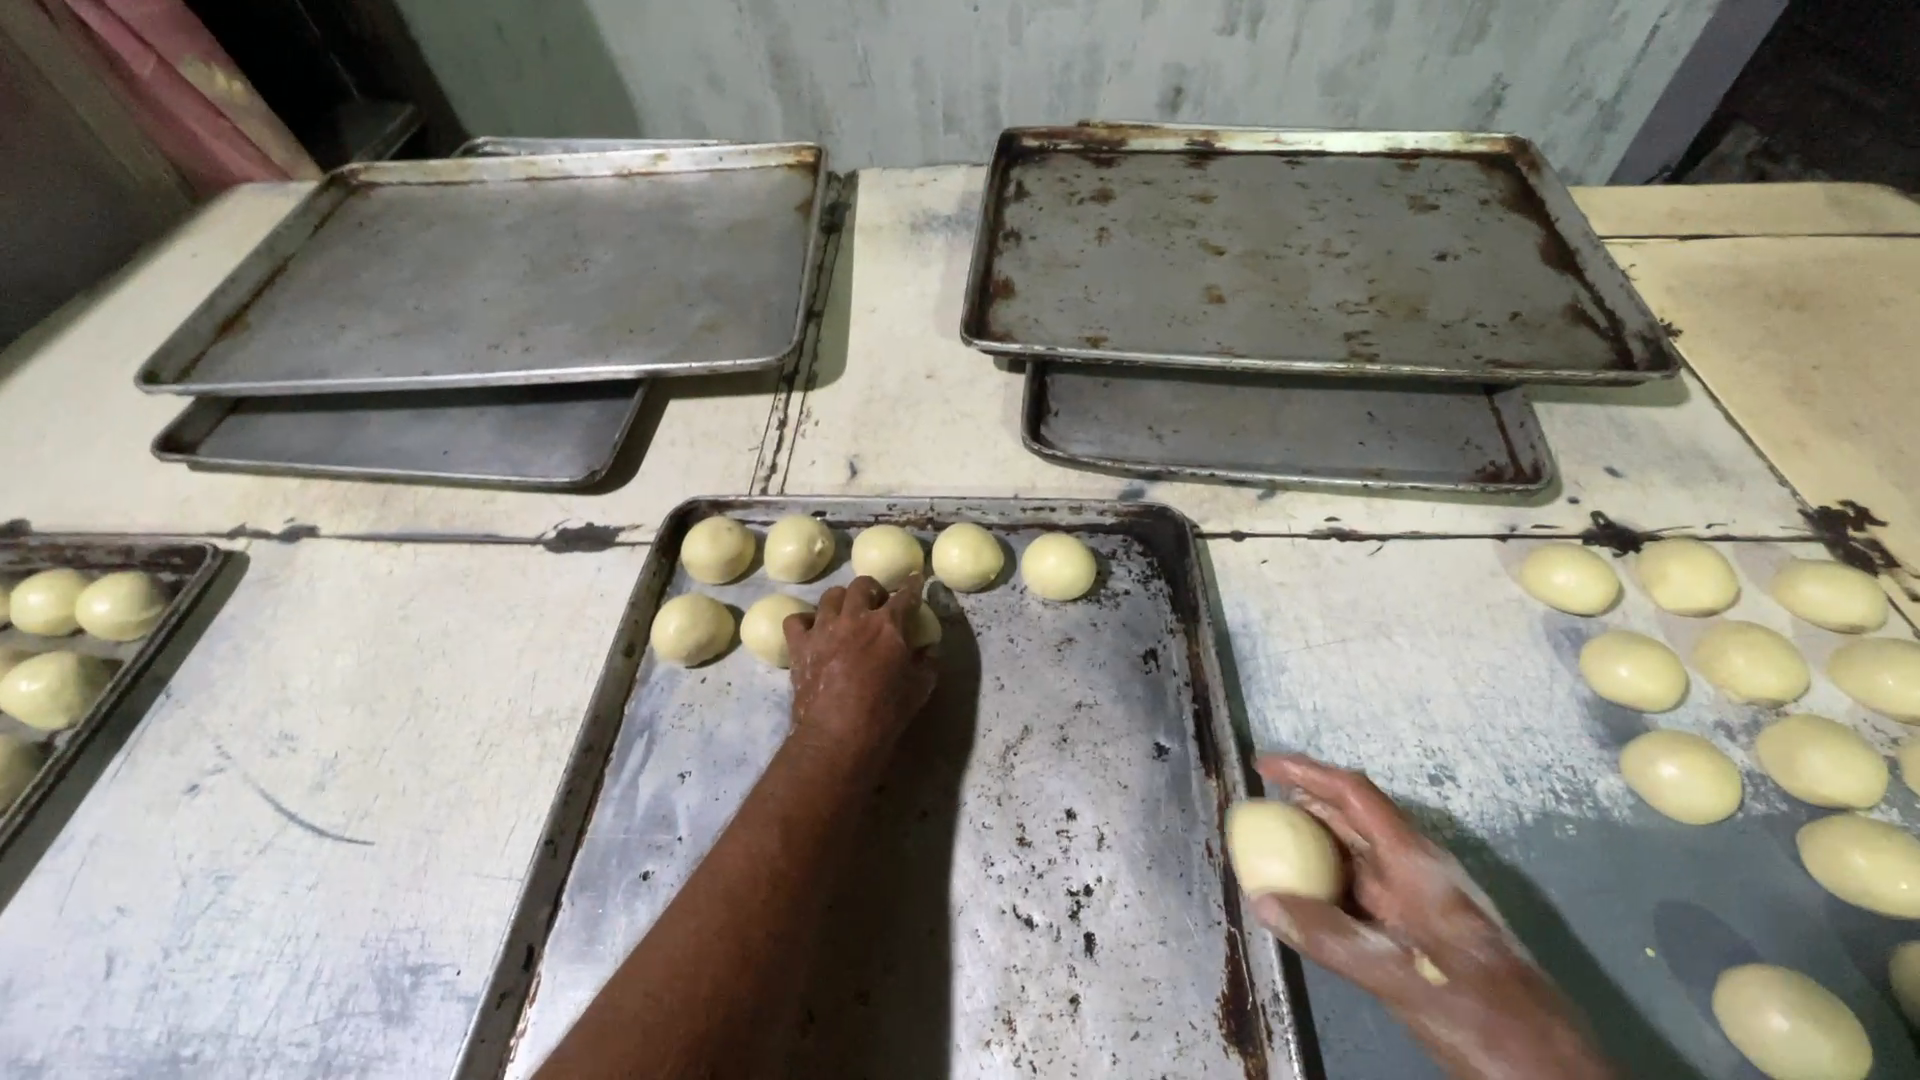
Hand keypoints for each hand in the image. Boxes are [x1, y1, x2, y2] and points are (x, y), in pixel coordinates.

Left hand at [783, 574, 937, 755]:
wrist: (839, 733)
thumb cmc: (885, 712)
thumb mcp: (920, 688)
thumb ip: (927, 663)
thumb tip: (929, 650)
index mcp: (888, 625)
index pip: (905, 595)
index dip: (912, 586)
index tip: (915, 580)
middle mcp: (855, 617)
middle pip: (863, 585)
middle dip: (873, 590)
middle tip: (876, 603)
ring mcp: (824, 628)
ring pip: (830, 596)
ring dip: (842, 600)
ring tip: (845, 613)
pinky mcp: (800, 644)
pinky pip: (796, 619)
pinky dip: (805, 621)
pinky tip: (812, 630)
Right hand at [1249, 754, 1616, 1079]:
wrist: (1549, 1071)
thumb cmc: (1482, 1013)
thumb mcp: (1401, 977)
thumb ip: (1330, 937)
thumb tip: (1263, 900)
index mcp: (1417, 862)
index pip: (1355, 795)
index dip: (1307, 773)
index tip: (1262, 767)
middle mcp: (1416, 870)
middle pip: (1353, 818)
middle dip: (1303, 806)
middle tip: (1255, 813)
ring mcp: (1418, 901)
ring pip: (1356, 855)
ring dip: (1312, 845)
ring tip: (1269, 851)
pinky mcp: (1417, 931)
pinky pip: (1361, 892)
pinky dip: (1325, 884)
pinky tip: (1303, 901)